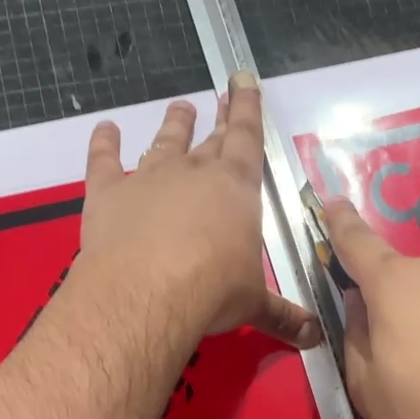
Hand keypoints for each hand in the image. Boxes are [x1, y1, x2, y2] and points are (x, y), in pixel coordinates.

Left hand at [77, 73, 318, 347]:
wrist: (146, 292)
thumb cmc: (212, 292)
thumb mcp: (253, 305)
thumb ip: (283, 316)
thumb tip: (315, 338)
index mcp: (236, 190)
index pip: (247, 140)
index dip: (248, 110)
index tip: (244, 81)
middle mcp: (194, 174)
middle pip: (211, 139)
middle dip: (220, 117)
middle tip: (222, 94)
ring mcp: (148, 179)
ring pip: (164, 143)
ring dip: (173, 126)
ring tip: (180, 108)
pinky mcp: (108, 193)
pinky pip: (104, 161)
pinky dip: (104, 143)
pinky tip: (105, 128)